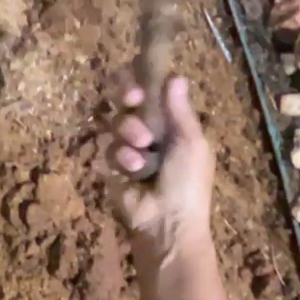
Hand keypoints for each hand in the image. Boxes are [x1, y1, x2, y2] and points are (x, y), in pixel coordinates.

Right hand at [107, 77, 214, 268]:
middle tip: (132, 98)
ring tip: (143, 149)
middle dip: (127, 95)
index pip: (153, 89)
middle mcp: (150, 129)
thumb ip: (180, 110)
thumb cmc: (188, 182)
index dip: (144, 79)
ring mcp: (128, 147)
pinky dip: (121, 156)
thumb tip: (176, 76)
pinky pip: (108, 147)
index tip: (144, 78)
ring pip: (117, 121)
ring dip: (129, 131)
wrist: (166, 222)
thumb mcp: (191, 143)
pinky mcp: (111, 165)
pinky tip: (134, 171)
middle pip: (126, 97)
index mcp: (173, 122)